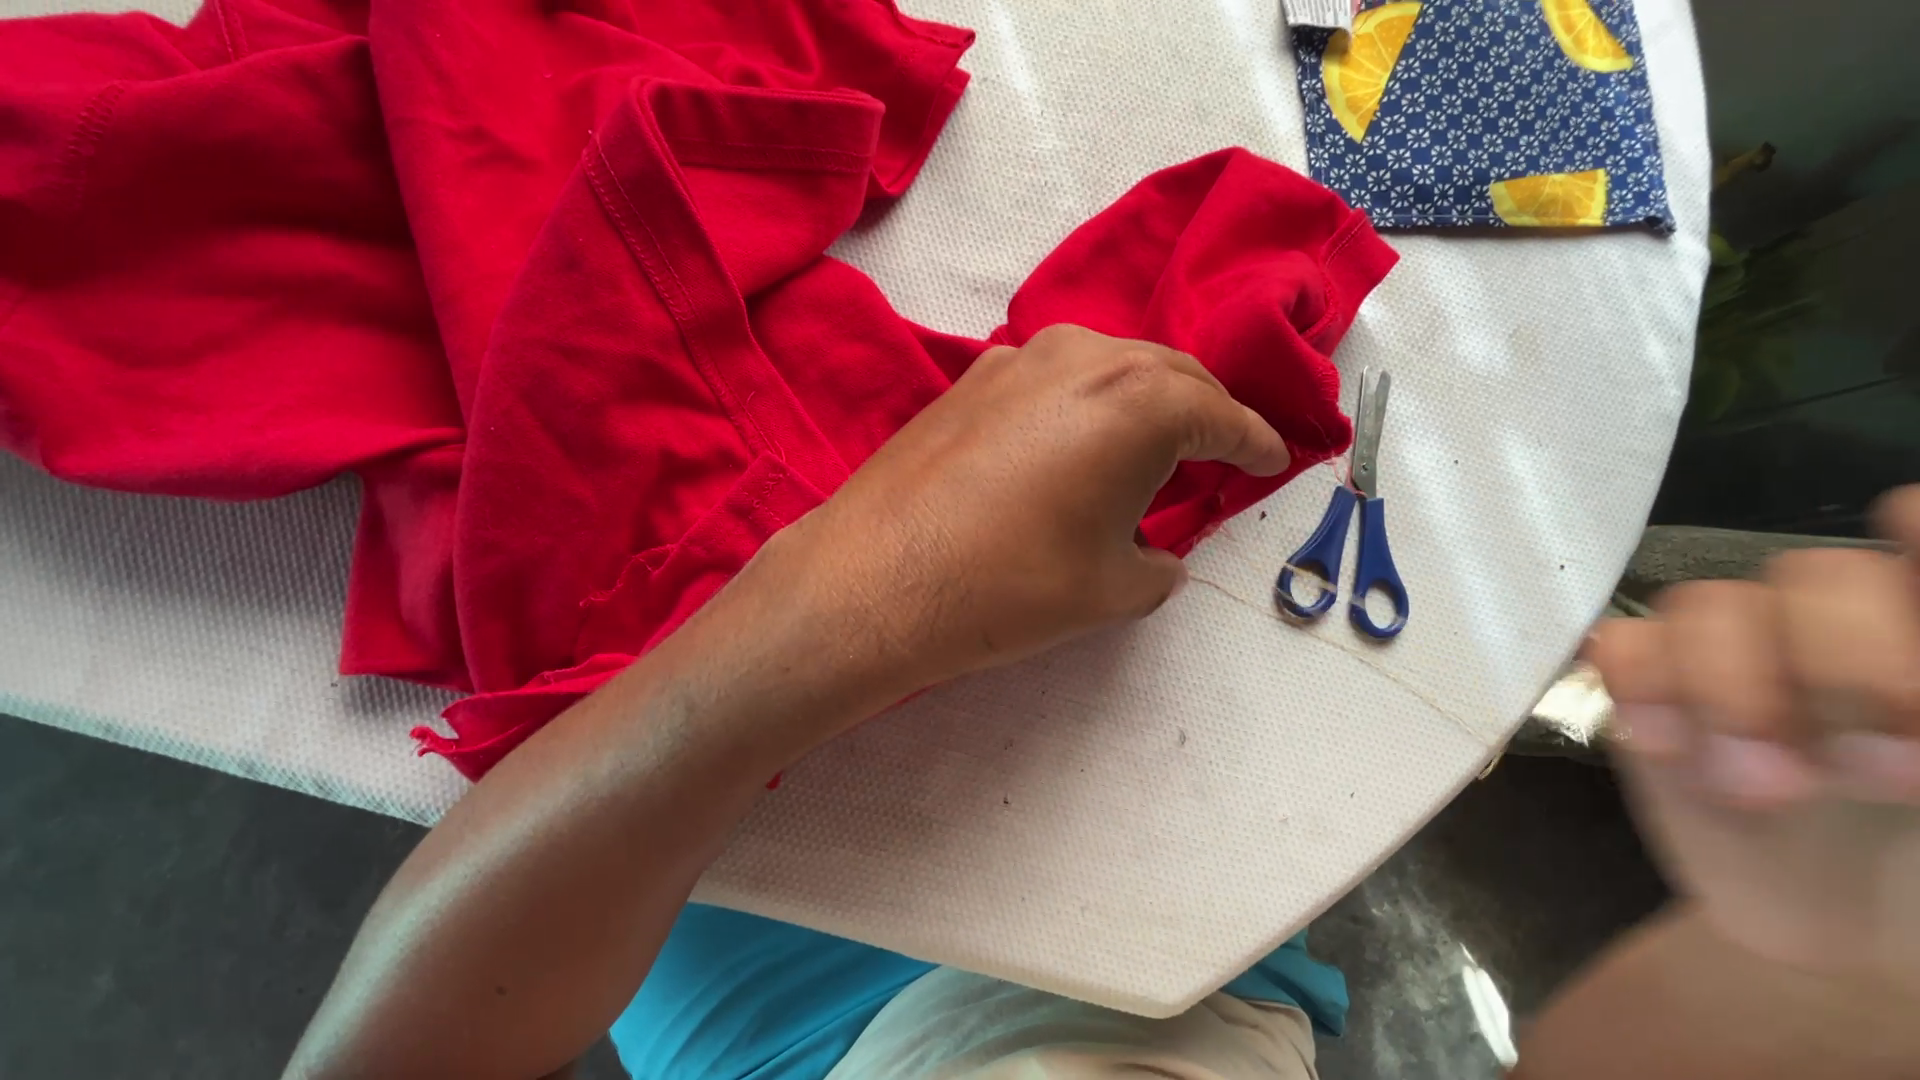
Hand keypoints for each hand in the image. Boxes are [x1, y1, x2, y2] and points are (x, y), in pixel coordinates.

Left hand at [745, 323, 1288, 714]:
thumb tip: (1158, 554)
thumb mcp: (1112, 589)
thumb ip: (1158, 564)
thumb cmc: (1010, 585)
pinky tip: (1072, 445)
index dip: (1255, 444)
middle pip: (1170, 377)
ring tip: (1147, 449)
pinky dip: (1084, 404)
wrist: (877, 578)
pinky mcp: (973, 377)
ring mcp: (1020, 358)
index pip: (1222, 417)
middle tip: (1217, 454)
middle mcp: (1086, 356)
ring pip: (1109, 367)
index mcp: (1141, 400)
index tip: (1274, 459)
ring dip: (1141, 401)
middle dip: (1203, 414)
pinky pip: (1054, 380)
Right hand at [1586, 484, 1919, 991]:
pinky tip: (1671, 752)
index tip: (1915, 554)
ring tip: (1760, 787)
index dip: (1919, 538)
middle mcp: (1831, 624)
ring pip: (1708, 604)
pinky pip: (1622, 646)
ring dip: (1733, 691)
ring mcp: (1727, 651)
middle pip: (1820, 573)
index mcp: (1919, 634)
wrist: (1825, 919)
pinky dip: (1642, 689)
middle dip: (1845, 663)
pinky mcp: (1646, 687)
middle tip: (1876, 767)